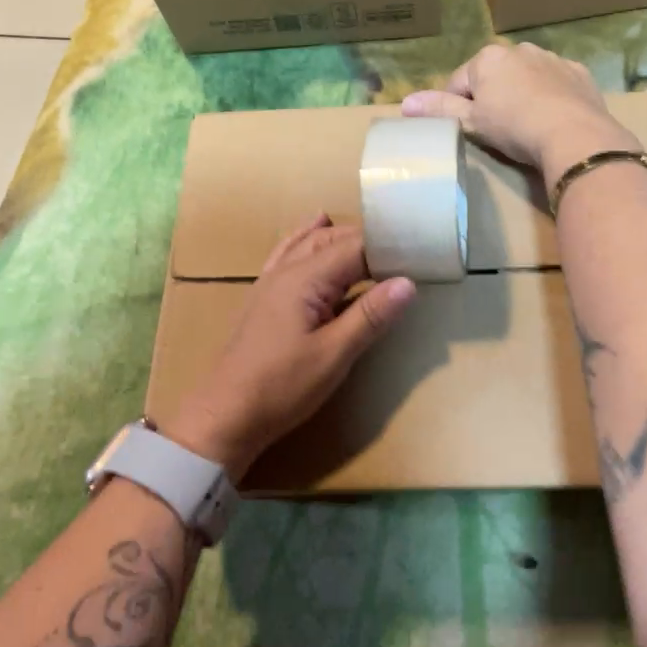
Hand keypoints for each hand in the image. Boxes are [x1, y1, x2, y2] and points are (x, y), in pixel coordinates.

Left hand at [162, 216, 415, 480]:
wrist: (224, 417)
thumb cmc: (280, 387)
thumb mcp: (334, 355)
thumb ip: (370, 315)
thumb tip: (409, 282)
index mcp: (305, 278)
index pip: (355, 246)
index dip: (389, 245)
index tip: (422, 250)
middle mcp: (286, 270)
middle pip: (333, 239)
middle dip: (369, 241)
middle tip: (407, 252)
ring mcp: (271, 282)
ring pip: (310, 243)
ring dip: (342, 238)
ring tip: (375, 240)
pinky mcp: (265, 298)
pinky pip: (289, 253)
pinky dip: (308, 238)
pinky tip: (313, 229)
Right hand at [402, 42, 640, 183]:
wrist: (573, 134)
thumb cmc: (514, 127)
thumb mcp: (472, 122)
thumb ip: (439, 109)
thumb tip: (405, 103)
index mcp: (488, 58)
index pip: (459, 83)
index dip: (458, 108)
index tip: (469, 129)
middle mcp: (520, 50)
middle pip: (494, 77)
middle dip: (493, 98)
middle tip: (499, 130)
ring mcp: (553, 59)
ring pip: (527, 77)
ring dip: (523, 94)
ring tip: (528, 126)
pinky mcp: (579, 73)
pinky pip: (557, 84)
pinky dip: (553, 96)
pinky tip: (555, 119)